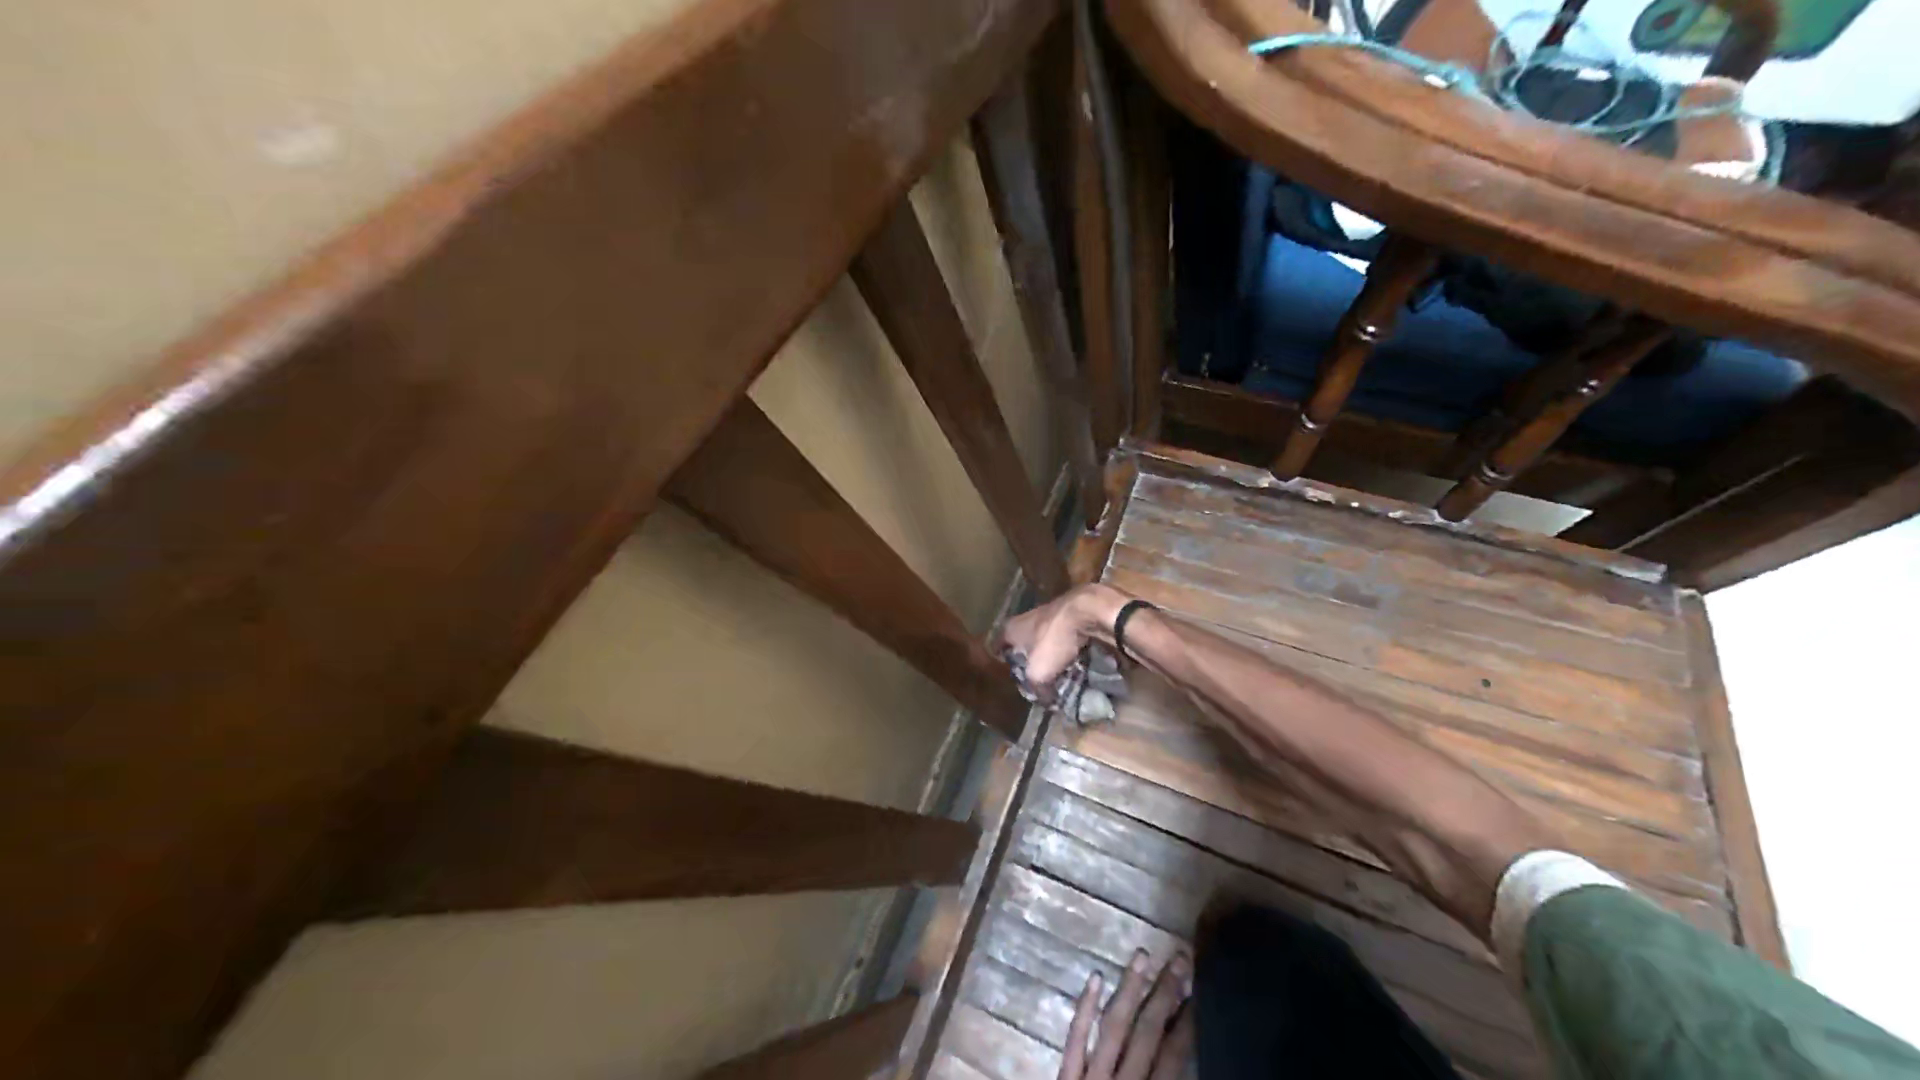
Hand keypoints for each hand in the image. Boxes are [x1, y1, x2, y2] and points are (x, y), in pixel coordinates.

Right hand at [998, 584, 1130, 692]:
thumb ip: (1037, 689)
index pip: (997, 645)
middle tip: (1034, 677)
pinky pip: (1064, 636)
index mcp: (1012, 628)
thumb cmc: (1054, 640)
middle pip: (1022, 642)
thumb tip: (1047, 701)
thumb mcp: (1039, 673)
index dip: (1000, 659)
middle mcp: (1026, 618)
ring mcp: (1050, 614)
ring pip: (1045, 639)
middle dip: (1027, 658)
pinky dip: (1068, 648)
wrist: (1088, 612)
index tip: (1006, 673)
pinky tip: (1075, 660)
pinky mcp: (1070, 615)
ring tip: (1056, 671)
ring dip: (1049, 653)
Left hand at [1059, 949, 1193, 1079]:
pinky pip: (1076, 1038)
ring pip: (1114, 1025)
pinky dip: (1086, 1007)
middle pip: (1147, 1032)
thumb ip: (1167, 1078)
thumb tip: (1182, 1049)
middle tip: (1180, 957)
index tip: (1197, 988)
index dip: (1188, 1022)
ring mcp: (1093, 1075)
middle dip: (1164, 993)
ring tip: (1142, 954)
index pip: (1174, 1055)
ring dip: (1130, 989)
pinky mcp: (1067, 1075)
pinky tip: (1096, 975)